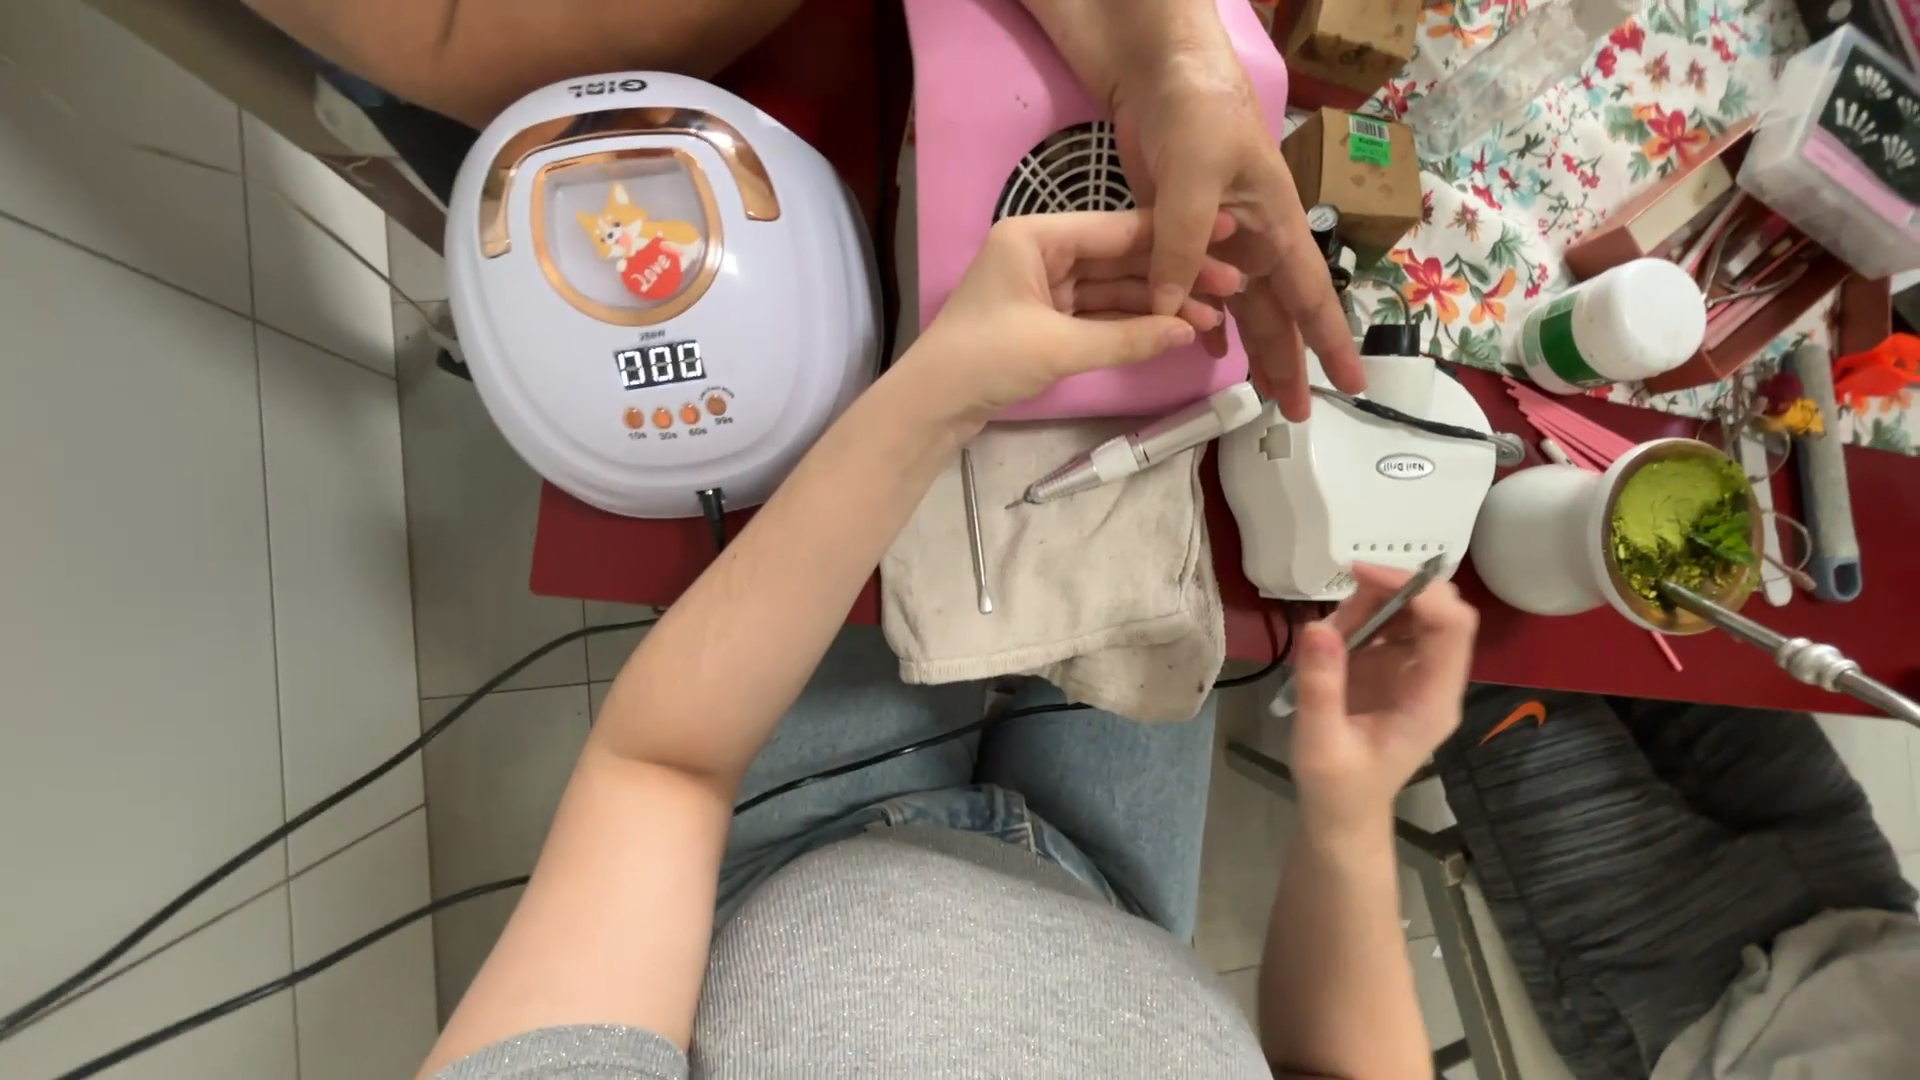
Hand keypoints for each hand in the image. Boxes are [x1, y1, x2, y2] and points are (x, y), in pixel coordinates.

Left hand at [897, 209, 1245, 433]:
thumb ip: (1127, 338)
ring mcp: (1042, 286)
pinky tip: (1168, 330)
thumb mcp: (1059, 347)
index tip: (1225, 238)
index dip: (1173, 238)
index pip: (1118, 229)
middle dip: (1171, 277)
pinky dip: (1127, 325)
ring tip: (1209, 317)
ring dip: (1155, 304)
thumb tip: (1187, 331)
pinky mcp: (1043, 319)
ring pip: (1111, 290)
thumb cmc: (986, 360)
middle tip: (1230, 286)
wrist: (932, 406)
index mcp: (1035, 235)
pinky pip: (1095, 314)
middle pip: (1119, 259)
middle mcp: (1040, 252)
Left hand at [1108, 31, 1366, 420]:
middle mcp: (1255, 243)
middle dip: (1290, 365)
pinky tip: (1209, 353)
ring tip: (1262, 396)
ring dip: (1253, 353)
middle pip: (1278, 316)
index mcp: (1274, 226)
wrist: (1164, 76)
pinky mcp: (1186, 242)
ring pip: (1243, 312)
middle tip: (1297, 414)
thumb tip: (1170, 312)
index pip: (1309, 296)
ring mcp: (1221, 245)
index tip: (1354, 387)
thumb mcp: (1193, 177)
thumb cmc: (1196, 113)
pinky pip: (1201, 296)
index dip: (1330, 344)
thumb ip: (1183, 245)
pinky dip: (1206, 325)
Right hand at [1289, 564, 1478, 838]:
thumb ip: (1320, 687)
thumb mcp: (1320, 742)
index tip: (1361, 573)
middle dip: (1388, 591)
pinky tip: (1328, 643)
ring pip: (1408, 612)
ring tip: (1324, 637)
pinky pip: (1384, 626)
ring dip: (1366, 605)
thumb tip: (1318, 626)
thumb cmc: (1337, 787)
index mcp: (1432, 701)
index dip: (1415, 589)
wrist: (1342, 814)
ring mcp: (1413, 673)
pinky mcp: (1389, 670)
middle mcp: (1433, 679)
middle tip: (1337, 604)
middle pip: (1435, 611)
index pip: (1450, 627)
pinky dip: (1355, 619)